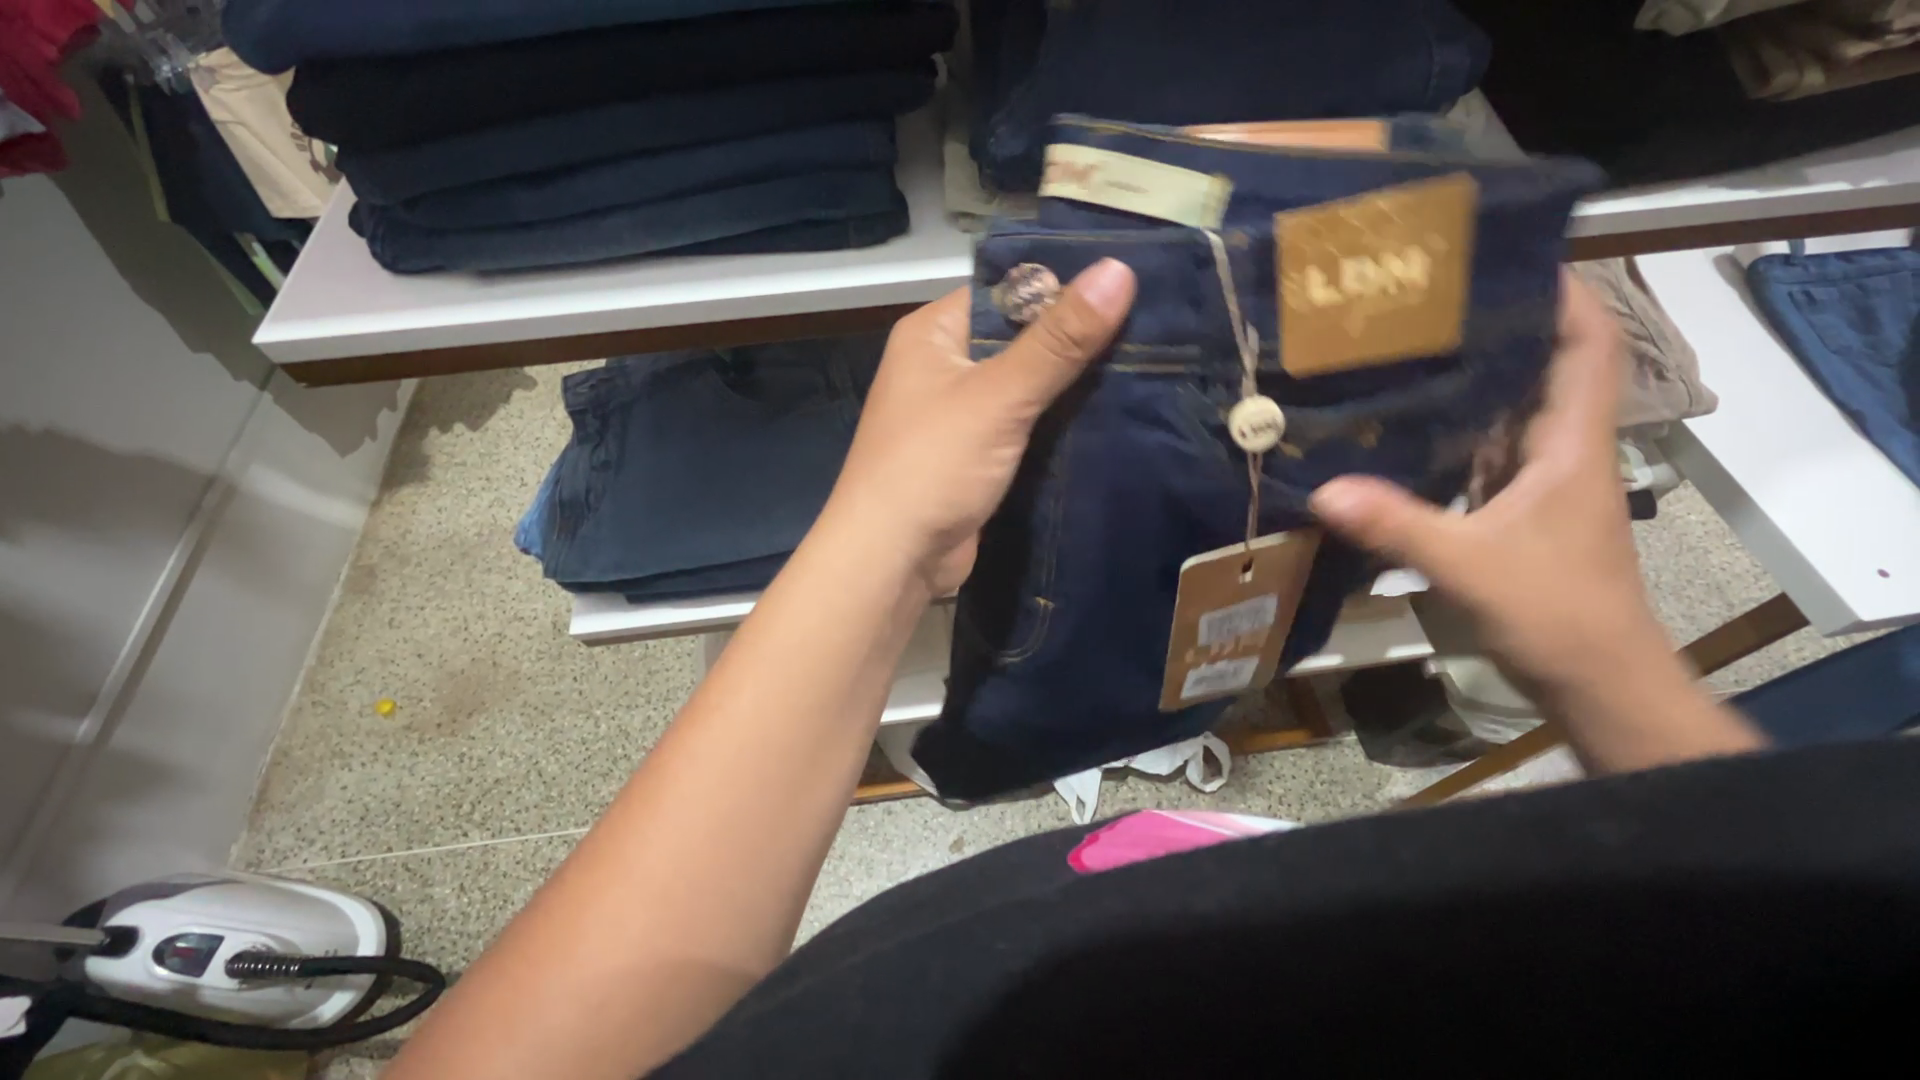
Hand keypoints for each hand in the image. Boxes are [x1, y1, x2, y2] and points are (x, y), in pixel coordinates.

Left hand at [825, 259, 1136, 595]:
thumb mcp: (1000, 395)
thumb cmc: (933, 465)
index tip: (1131, 288)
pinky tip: (1112, 421)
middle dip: (1077, 342)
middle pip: (1021, 340)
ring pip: (1027, 389)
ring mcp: (958, 416)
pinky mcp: (975, 458)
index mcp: (933, 334)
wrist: (892, 560)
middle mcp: (942, 367)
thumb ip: (1059, 340)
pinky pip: (1024, 429)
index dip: (1065, 288)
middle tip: (1155, 333)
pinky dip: (1058, 427)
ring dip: (1073, 389)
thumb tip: (1119, 269)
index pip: (1007, 291)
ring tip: (1150, 371)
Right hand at [1309, 273, 1672, 700]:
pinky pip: (1484, 458)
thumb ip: (1398, 526)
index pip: (1588, 348)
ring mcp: (1541, 487)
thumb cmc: (1555, 612)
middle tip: (1427, 304)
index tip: (1512, 260)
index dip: (1566, 297)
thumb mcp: (1470, 566)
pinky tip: (1404, 433)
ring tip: (1407, 355)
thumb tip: (1322, 490)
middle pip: (1543, 372)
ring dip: (1472, 384)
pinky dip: (1452, 438)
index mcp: (1572, 446)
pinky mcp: (1518, 516)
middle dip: (1499, 331)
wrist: (1597, 681)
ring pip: (1509, 416)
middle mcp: (1562, 454)